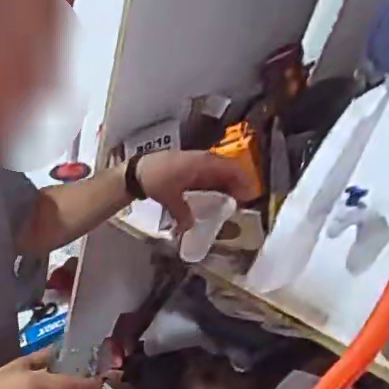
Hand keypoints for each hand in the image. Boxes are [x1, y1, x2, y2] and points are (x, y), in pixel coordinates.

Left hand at [132, 150, 256, 231]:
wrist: (138, 170)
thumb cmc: (156, 178)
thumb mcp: (169, 197)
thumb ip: (181, 212)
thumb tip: (189, 227)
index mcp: (205, 163)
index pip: (233, 170)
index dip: (244, 182)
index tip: (250, 197)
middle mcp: (206, 161)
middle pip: (229, 172)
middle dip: (238, 186)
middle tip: (243, 203)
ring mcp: (199, 164)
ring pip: (220, 175)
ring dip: (227, 187)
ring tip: (232, 202)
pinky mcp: (192, 170)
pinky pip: (209, 177)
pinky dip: (215, 187)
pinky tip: (215, 198)